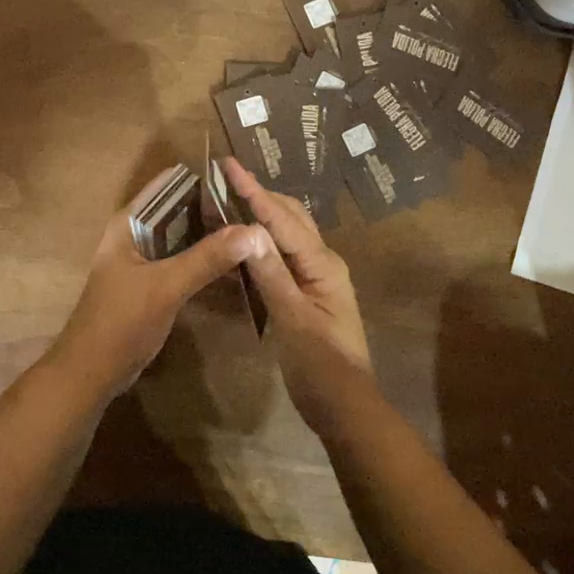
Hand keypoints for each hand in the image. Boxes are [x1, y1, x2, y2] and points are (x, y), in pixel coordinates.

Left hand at [46, 168, 273, 399]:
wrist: (92, 371)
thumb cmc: (121, 320)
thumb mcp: (166, 286)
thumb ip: (206, 258)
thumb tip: (254, 231)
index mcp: (130, 222)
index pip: (169, 184)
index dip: (204, 179)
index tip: (244, 181)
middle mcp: (135, 233)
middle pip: (180, 210)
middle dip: (214, 209)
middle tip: (259, 208)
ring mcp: (143, 259)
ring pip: (183, 237)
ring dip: (211, 235)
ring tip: (255, 230)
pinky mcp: (152, 283)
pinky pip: (182, 261)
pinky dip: (204, 259)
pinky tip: (234, 262)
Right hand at [223, 157, 374, 434]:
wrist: (346, 408)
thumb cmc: (321, 366)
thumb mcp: (292, 320)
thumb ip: (272, 274)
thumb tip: (249, 229)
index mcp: (322, 265)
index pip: (282, 220)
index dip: (253, 191)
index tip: (230, 164)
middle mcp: (323, 262)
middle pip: (290, 217)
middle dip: (260, 193)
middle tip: (227, 175)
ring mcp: (317, 277)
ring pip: (289, 233)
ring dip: (263, 212)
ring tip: (232, 196)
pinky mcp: (308, 292)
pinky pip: (284, 253)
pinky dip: (264, 238)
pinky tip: (245, 239)